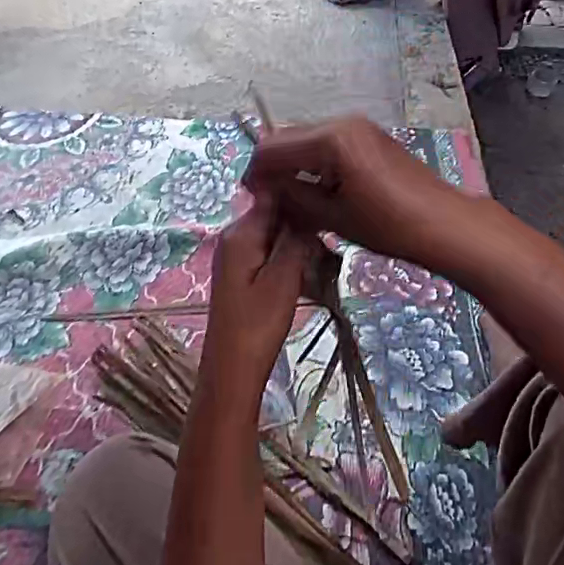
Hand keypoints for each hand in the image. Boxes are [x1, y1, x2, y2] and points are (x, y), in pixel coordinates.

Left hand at [203, 196, 318, 392]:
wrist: (232, 370)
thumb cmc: (258, 324)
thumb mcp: (284, 278)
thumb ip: (295, 239)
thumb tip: (307, 207)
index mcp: (241, 232)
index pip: (273, 195)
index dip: (300, 193)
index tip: (328, 198)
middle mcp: (234, 236)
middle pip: (272, 212)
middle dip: (301, 218)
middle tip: (331, 229)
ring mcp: (236, 255)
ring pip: (272, 232)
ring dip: (296, 238)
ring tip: (324, 247)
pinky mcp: (241, 272)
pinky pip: (268, 249)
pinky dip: (286, 253)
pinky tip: (306, 266)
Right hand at [242, 117, 468, 270]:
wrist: (443, 223)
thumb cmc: (389, 225)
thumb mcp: (332, 216)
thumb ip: (292, 196)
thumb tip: (264, 188)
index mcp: (332, 139)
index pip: (274, 147)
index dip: (256, 171)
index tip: (250, 196)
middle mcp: (343, 123)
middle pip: (290, 138)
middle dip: (275, 167)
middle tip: (268, 200)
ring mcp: (359, 126)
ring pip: (309, 141)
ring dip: (295, 165)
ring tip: (292, 199)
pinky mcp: (369, 136)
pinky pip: (329, 144)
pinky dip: (315, 163)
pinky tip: (318, 189)